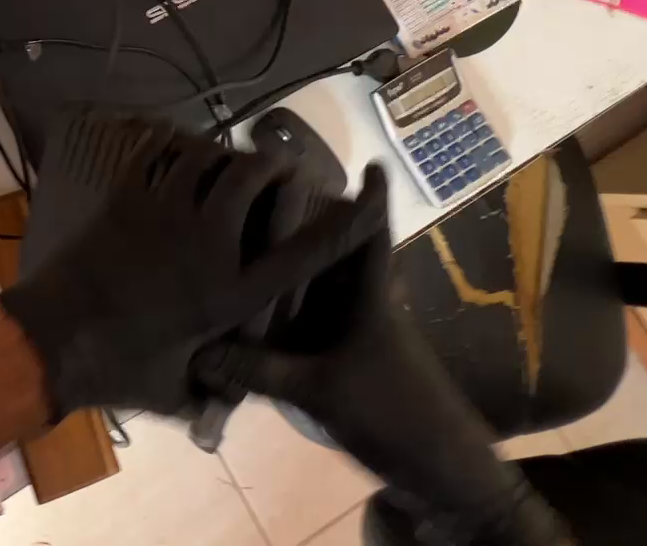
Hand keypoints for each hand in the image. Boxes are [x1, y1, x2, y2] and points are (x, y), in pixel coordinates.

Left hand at [0, 114, 374, 417]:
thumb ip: (206, 391)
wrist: (58, 336)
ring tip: (226, 152)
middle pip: (252, 179)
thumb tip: (212, 412)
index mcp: (233, 292)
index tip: (362, 201)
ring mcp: (162, 212)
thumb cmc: (121, 368)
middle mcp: (207, 241)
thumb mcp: (178, 390)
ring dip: (219, 150)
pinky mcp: (124, 198)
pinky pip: (153, 153)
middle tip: (276, 163)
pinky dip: (168, 143)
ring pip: (203, 157)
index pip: (305, 251)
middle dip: (270, 164)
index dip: (343, 223)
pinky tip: (174, 143)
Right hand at [193, 168, 564, 545]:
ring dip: (303, 266)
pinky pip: (318, 323)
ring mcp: (365, 339)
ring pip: (331, 288)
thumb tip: (195, 350)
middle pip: (344, 253)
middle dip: (316, 222)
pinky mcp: (356, 366)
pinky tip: (261, 310)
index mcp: (372, 299)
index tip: (369, 161)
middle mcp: (369, 309)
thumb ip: (257, 370)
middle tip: (272, 193)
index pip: (373, 236)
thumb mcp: (322, 391)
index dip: (372, 198)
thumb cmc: (398, 418)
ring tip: (255, 239)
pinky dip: (294, 310)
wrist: (451, 485)